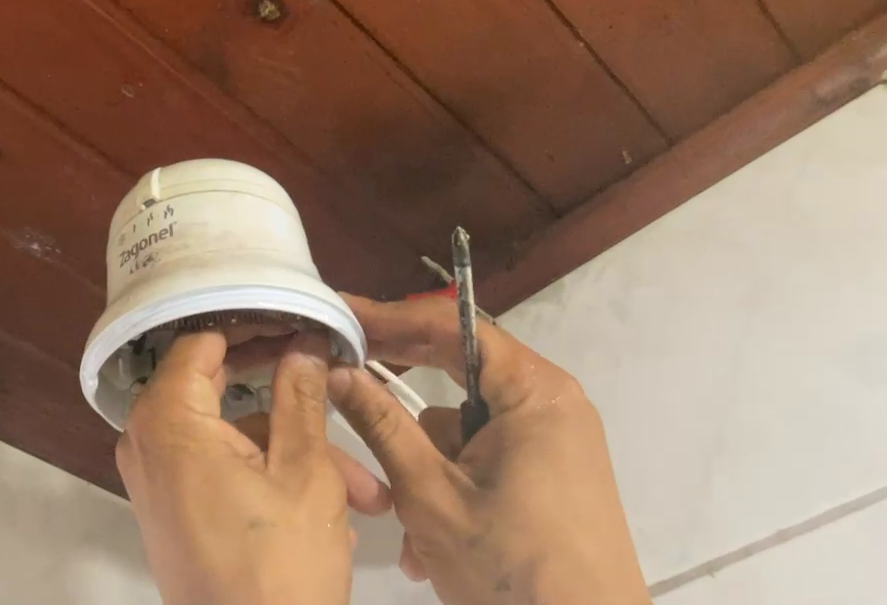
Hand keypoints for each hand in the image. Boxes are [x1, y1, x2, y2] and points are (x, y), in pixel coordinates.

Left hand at [115, 329, 354, 604]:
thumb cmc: (279, 565)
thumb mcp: (304, 471)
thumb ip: (300, 396)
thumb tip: (302, 342)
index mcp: (167, 418)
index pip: (201, 342)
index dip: (249, 327)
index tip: (293, 321)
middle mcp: (146, 440)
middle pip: (218, 389)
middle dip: (287, 399)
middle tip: (334, 388)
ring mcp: (156, 478)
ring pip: (230, 437)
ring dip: (291, 450)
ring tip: (361, 486)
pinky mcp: (170, 510)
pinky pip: (217, 468)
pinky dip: (265, 475)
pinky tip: (333, 501)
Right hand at [329, 293, 649, 604]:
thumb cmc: (513, 572)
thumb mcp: (429, 493)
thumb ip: (379, 422)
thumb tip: (333, 367)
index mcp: (533, 391)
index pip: (448, 324)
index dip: (387, 316)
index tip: (338, 314)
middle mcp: (549, 402)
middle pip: (455, 366)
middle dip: (398, 387)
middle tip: (339, 371)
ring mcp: (553, 440)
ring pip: (463, 423)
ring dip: (423, 460)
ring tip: (401, 521)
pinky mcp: (551, 475)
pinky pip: (484, 456)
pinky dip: (451, 483)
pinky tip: (430, 543)